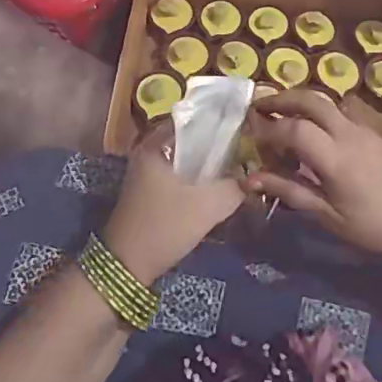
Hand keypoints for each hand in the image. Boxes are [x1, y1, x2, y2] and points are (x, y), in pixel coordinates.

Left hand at [101, 121, 243, 279]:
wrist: (128, 264)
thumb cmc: (164, 225)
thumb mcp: (207, 206)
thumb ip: (234, 187)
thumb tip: (252, 178)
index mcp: (155, 144)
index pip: (192, 117)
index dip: (220, 120)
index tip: (245, 126)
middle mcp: (148, 151)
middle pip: (190, 139)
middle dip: (217, 144)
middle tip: (248, 148)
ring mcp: (148, 172)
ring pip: (186, 159)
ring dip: (209, 164)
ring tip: (239, 166)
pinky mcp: (151, 191)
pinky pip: (181, 174)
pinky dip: (198, 178)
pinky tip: (219, 186)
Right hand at [245, 91, 381, 257]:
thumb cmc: (374, 226)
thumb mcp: (328, 215)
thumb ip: (289, 191)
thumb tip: (250, 179)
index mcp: (335, 157)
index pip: (293, 129)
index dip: (268, 131)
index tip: (252, 139)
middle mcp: (348, 134)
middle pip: (310, 100)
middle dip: (281, 99)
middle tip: (259, 107)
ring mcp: (364, 130)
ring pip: (327, 102)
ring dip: (300, 103)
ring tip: (281, 116)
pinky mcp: (375, 132)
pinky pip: (341, 113)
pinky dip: (318, 113)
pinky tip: (311, 132)